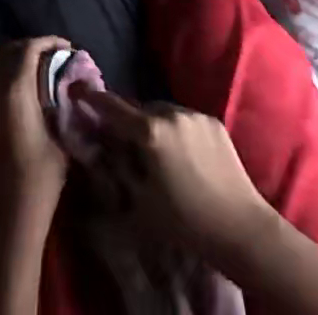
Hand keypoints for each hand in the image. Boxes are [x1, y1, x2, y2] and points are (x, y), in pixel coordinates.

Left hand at [0, 36, 71, 216]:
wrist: (16, 203)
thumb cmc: (44, 171)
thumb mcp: (62, 130)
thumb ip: (62, 98)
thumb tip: (70, 79)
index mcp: (16, 90)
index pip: (28, 49)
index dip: (48, 42)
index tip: (68, 47)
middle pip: (10, 50)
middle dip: (34, 46)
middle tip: (58, 54)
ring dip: (19, 55)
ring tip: (44, 63)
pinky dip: (8, 68)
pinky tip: (27, 80)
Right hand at [77, 87, 279, 263]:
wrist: (241, 228)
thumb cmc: (184, 219)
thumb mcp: (139, 198)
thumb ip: (118, 165)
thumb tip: (103, 146)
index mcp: (149, 131)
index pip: (111, 106)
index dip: (90, 97)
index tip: (76, 89)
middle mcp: (170, 113)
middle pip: (139, 107)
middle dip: (128, 119)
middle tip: (124, 139)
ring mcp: (194, 115)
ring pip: (162, 110)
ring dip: (153, 122)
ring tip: (156, 148)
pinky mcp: (213, 121)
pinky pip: (184, 118)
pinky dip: (175, 128)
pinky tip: (181, 153)